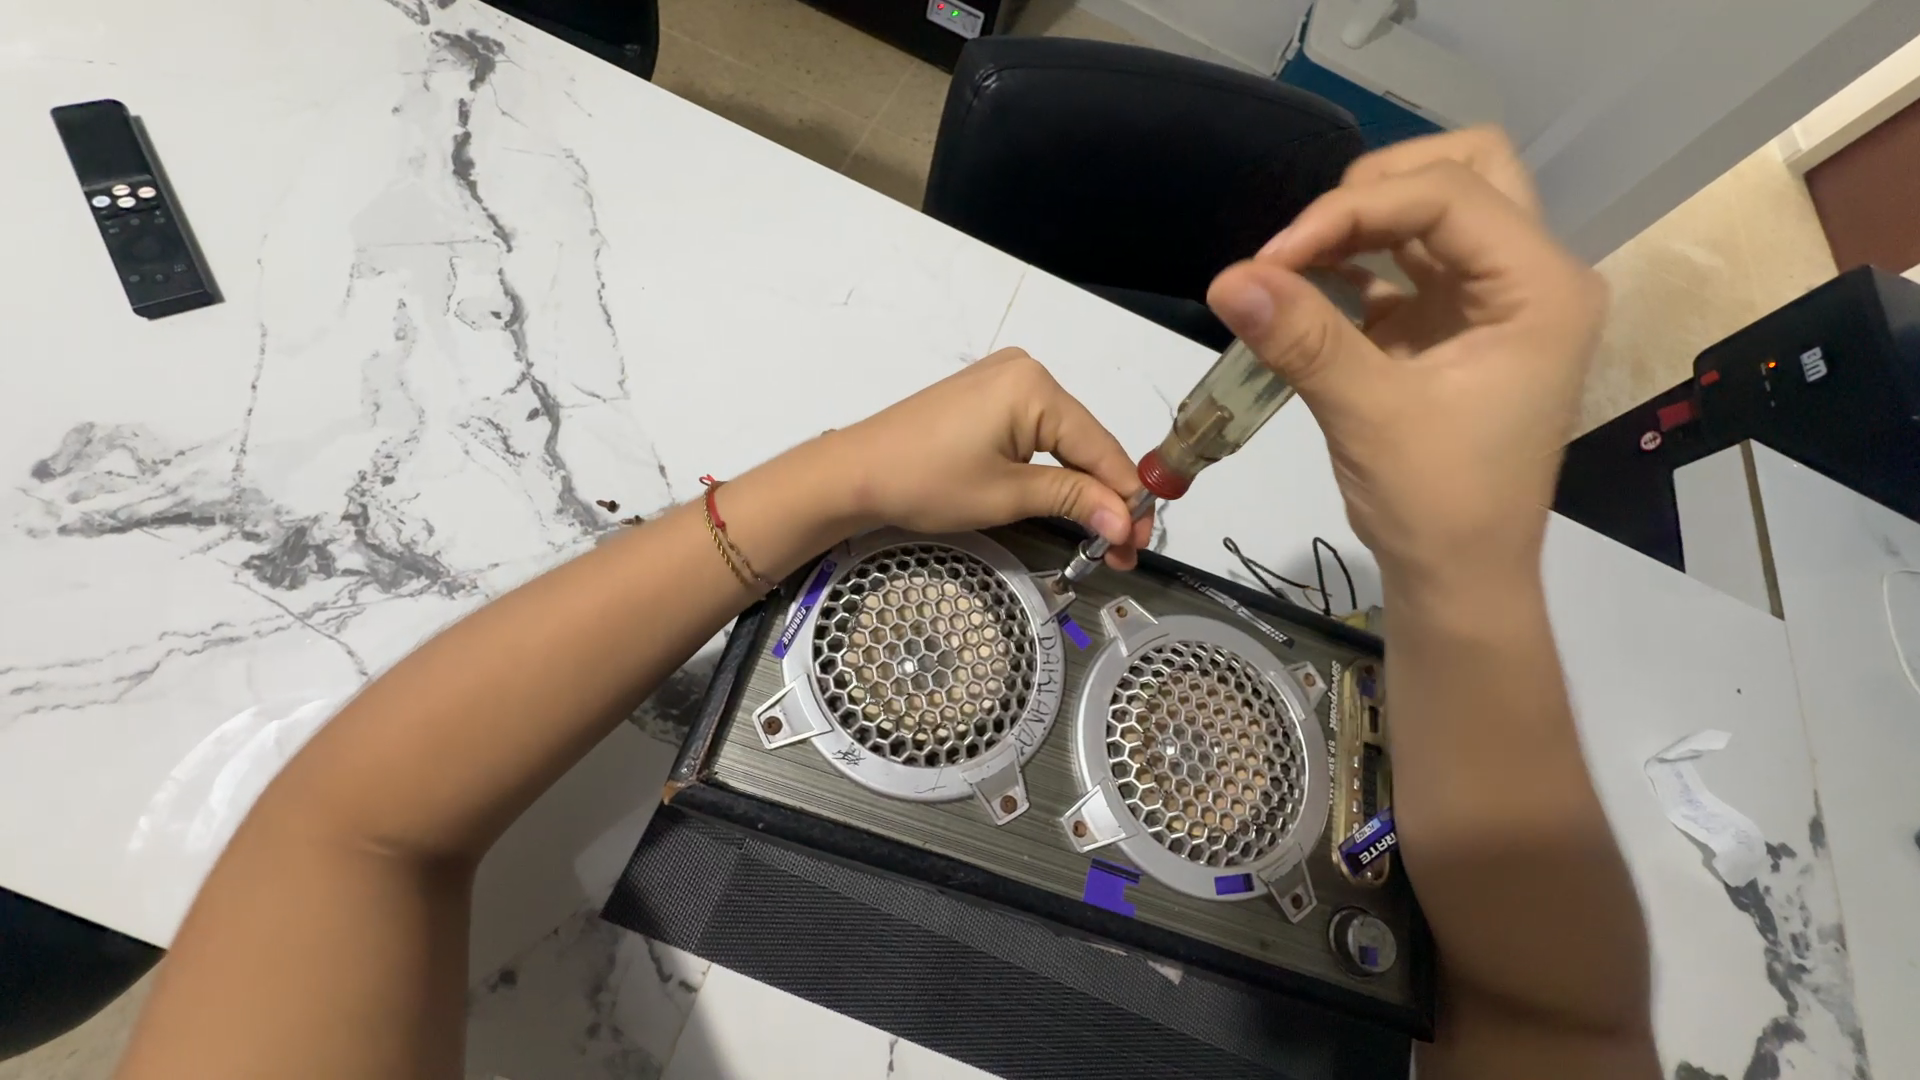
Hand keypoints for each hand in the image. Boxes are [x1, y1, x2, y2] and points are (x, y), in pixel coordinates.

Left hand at [825, 348, 1153, 567]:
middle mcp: (1027, 371)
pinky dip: (1052, 466)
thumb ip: (1073, 500)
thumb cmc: (926, 483)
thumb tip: (1126, 524)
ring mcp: (1004, 380)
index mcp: (1036, 387)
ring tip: (1100, 531)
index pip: (1101, 447)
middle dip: (1105, 495)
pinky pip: (1036, 432)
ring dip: (1082, 484)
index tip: (1141, 541)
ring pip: (1063, 438)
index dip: (1127, 498)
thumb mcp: (1007, 496)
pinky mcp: (987, 396)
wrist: (854, 473)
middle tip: (1121, 547)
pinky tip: (1068, 496)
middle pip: (1085, 441)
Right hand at [1205, 128, 1606, 592]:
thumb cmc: (1437, 501)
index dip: (1350, 212)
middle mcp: (1526, 280)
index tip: (1270, 260)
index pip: (1448, 196)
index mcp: (1539, 288)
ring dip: (1360, 226)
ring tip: (1291, 262)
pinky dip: (1353, 267)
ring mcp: (1488, 305)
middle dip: (1375, 192)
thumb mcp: (1369, 416)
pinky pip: (1402, 270)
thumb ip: (1302, 340)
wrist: (1456, 573)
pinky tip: (1305, 290)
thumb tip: (1227, 279)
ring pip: (1433, 217)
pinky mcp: (1448, 332)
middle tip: (1305, 239)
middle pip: (1464, 175)